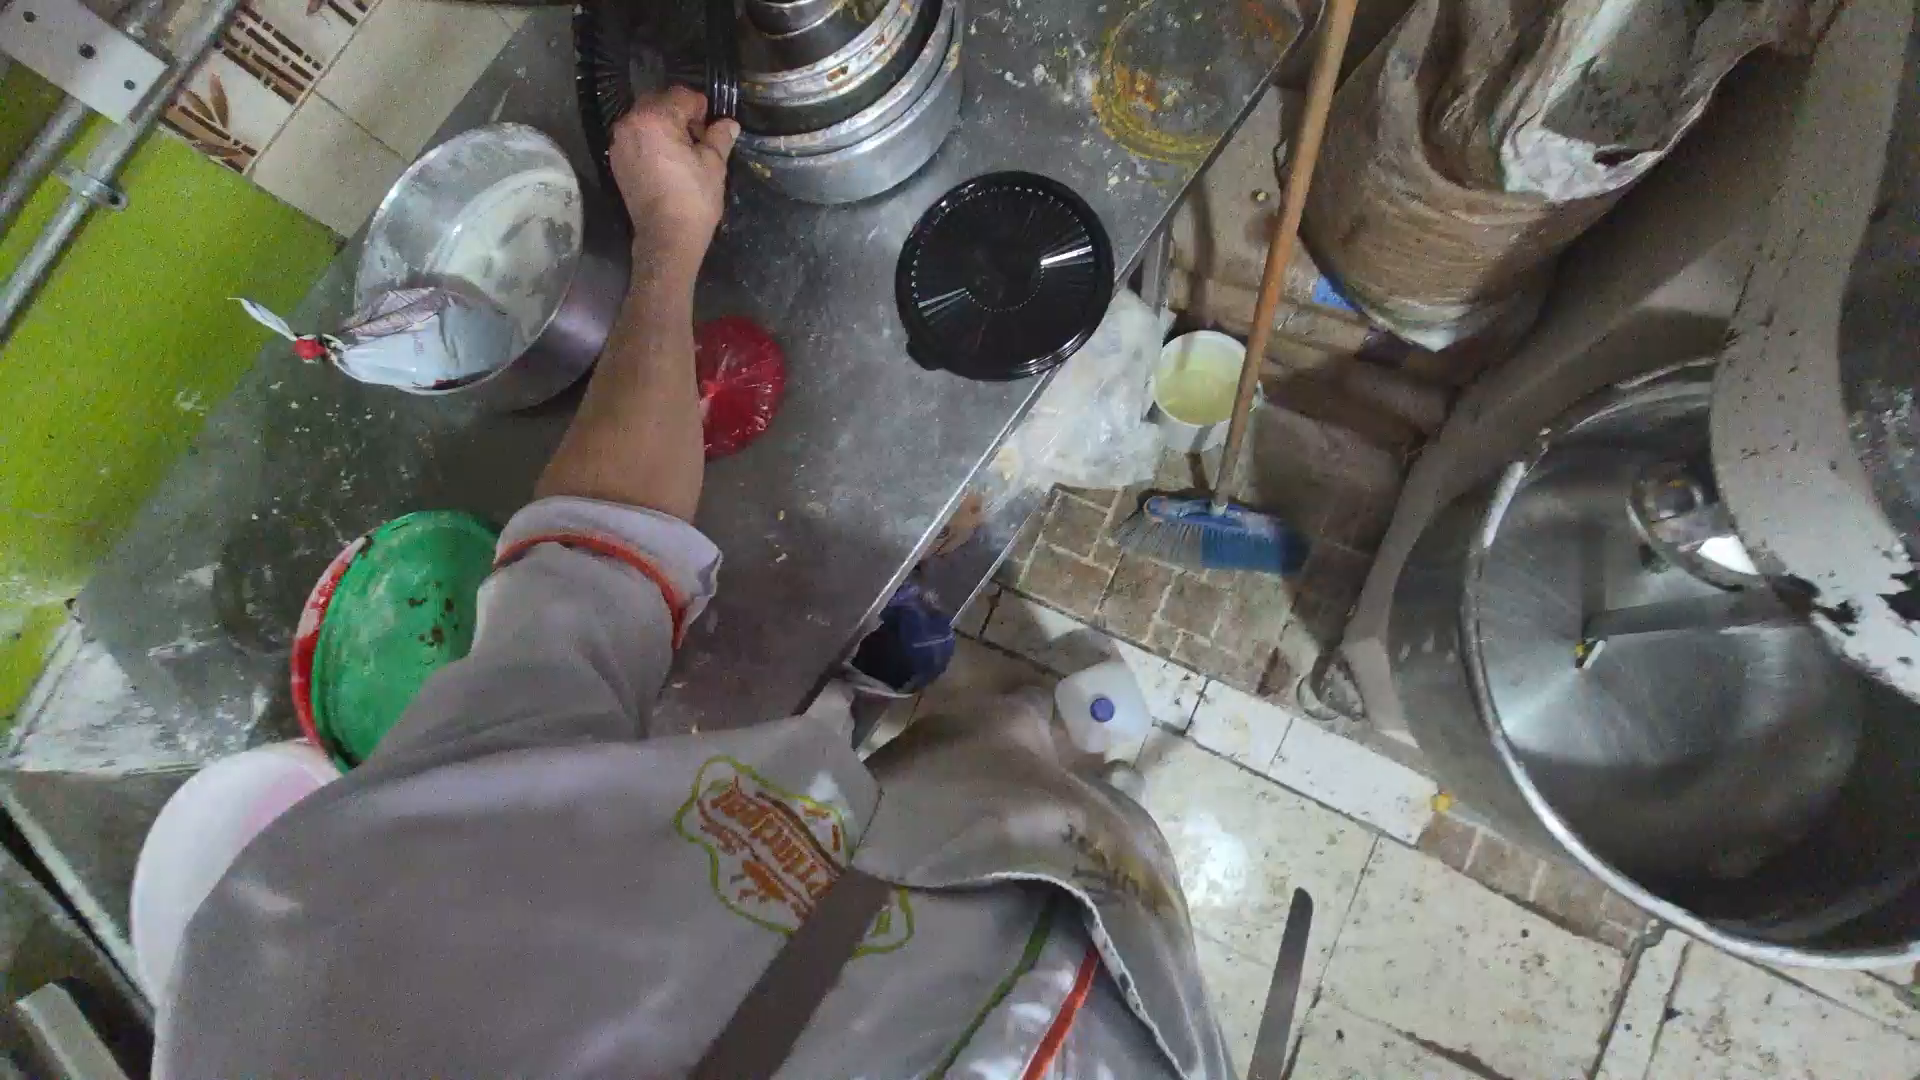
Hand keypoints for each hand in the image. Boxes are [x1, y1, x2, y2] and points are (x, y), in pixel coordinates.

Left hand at [609, 86, 738, 288]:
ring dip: (664, 128)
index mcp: (656, 118)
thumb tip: (730, 124)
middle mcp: (631, 123)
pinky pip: (636, 140)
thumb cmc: (694, 201)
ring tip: (683, 153)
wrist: (667, 238)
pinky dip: (651, 144)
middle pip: (658, 104)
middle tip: (699, 139)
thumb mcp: (714, 167)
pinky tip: (667, 164)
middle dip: (680, 115)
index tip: (712, 125)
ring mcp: (620, 143)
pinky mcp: (617, 162)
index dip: (701, 107)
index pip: (681, 96)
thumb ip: (720, 139)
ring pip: (645, 121)